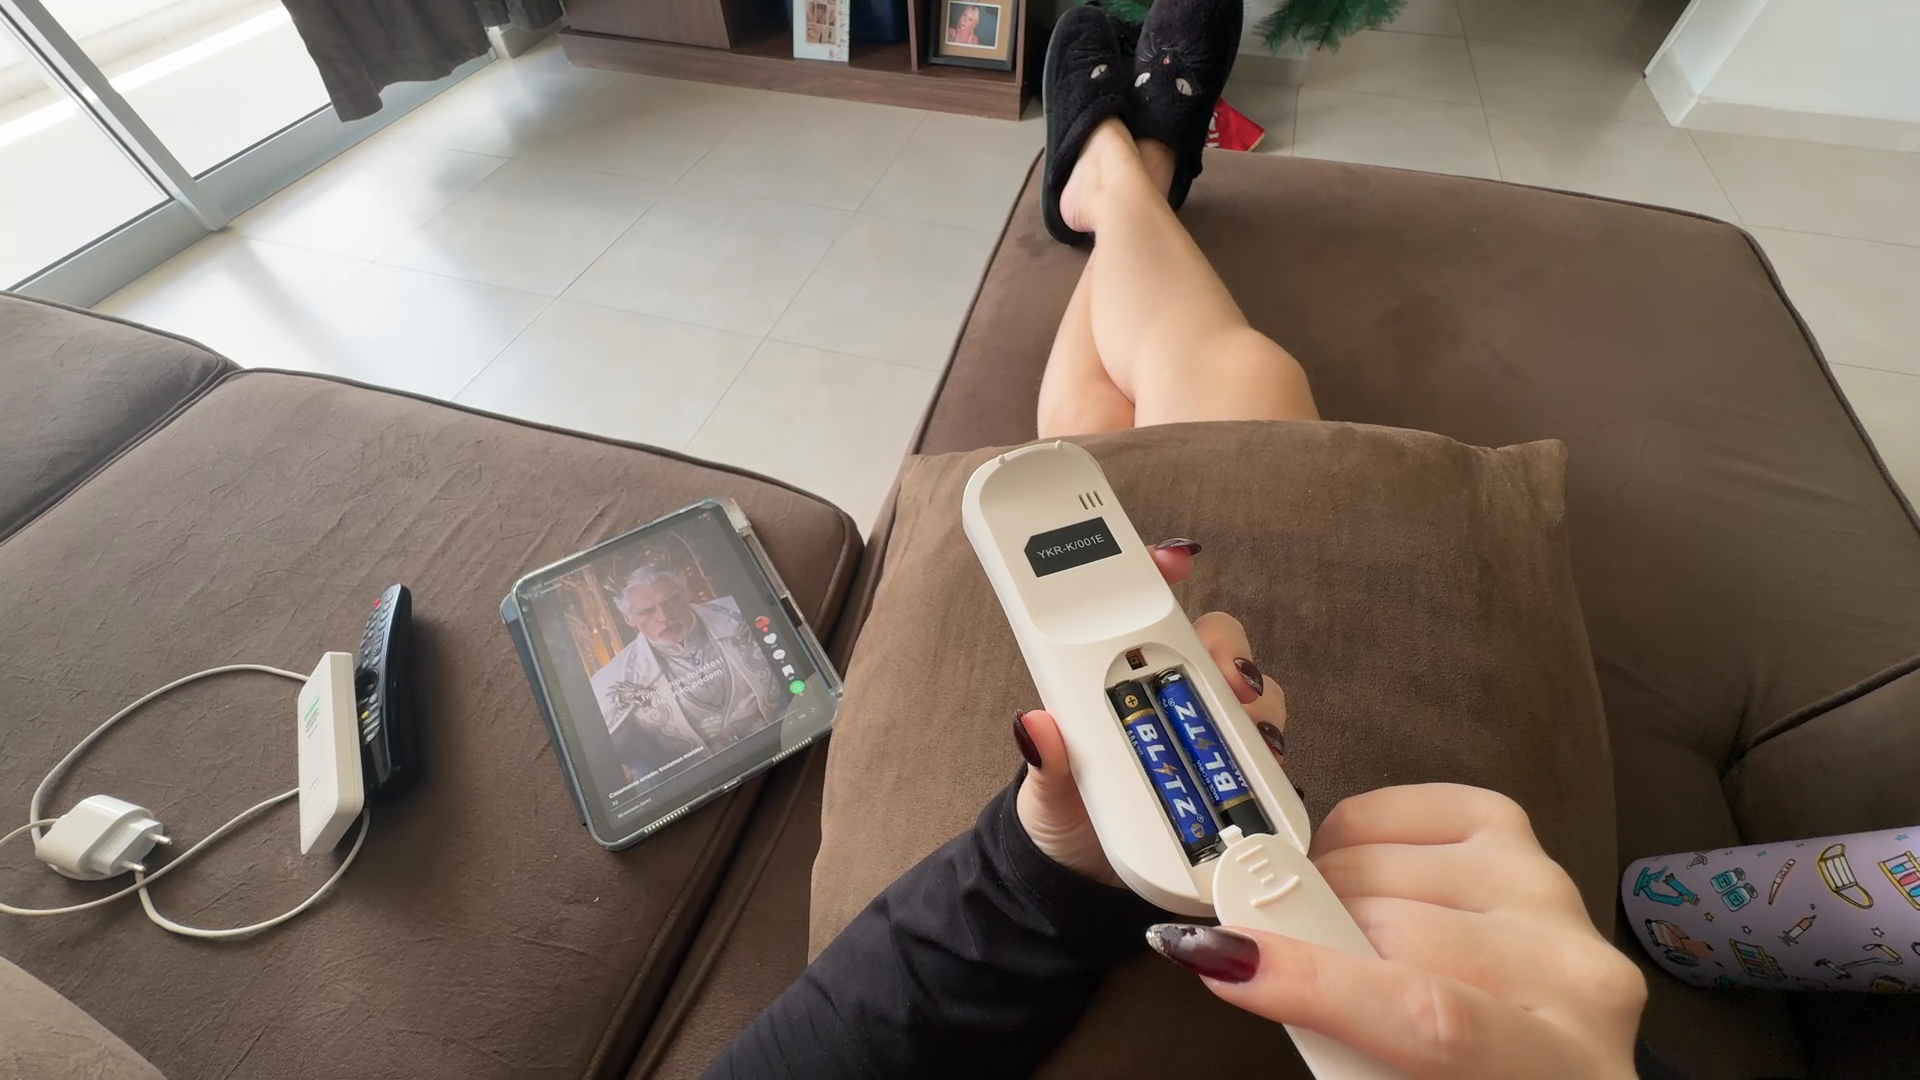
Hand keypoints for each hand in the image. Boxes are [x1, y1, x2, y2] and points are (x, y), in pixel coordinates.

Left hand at [1013, 538, 1287, 885]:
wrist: (1087, 884)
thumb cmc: (1061, 818)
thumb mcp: (1045, 791)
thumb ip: (1046, 762)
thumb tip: (1034, 727)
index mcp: (1105, 680)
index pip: (1133, 610)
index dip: (1157, 574)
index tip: (1176, 560)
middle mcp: (1158, 693)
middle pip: (1205, 639)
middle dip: (1224, 643)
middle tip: (1228, 669)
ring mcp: (1196, 728)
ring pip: (1244, 684)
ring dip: (1255, 690)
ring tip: (1251, 715)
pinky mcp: (1226, 769)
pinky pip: (1262, 740)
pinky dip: (1270, 741)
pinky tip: (1267, 758)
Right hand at [1148, 785, 1644, 1079]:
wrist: (1539, 1051)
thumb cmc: (1457, 1070)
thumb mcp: (1393, 1075)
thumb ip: (1336, 1030)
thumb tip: (1230, 956)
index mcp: (1562, 1070)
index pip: (1431, 1016)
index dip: (1317, 981)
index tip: (1225, 960)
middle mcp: (1575, 975)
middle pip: (1395, 925)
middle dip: (1304, 924)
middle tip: (1263, 936)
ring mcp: (1547, 892)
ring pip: (1384, 864)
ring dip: (1327, 884)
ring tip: (1322, 916)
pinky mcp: (1515, 835)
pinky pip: (1397, 807)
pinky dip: (1350, 828)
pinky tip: (1352, 863)